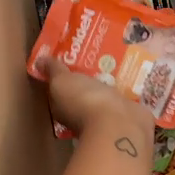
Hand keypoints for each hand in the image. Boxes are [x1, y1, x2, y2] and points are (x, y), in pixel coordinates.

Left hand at [34, 54, 155, 143]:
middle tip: (97, 51)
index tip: (72, 54)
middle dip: (91, 74)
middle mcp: (84, 113)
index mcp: (64, 106)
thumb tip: (39, 61)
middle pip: (86, 90)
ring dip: (112, 80)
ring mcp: (106, 115)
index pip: (62, 88)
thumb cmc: (84, 101)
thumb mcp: (62, 81)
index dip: (65, 73)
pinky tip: (135, 71)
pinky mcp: (127, 115)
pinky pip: (127, 98)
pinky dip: (130, 88)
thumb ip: (53, 71)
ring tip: (118, 55)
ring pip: (107, 94)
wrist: (117, 123)